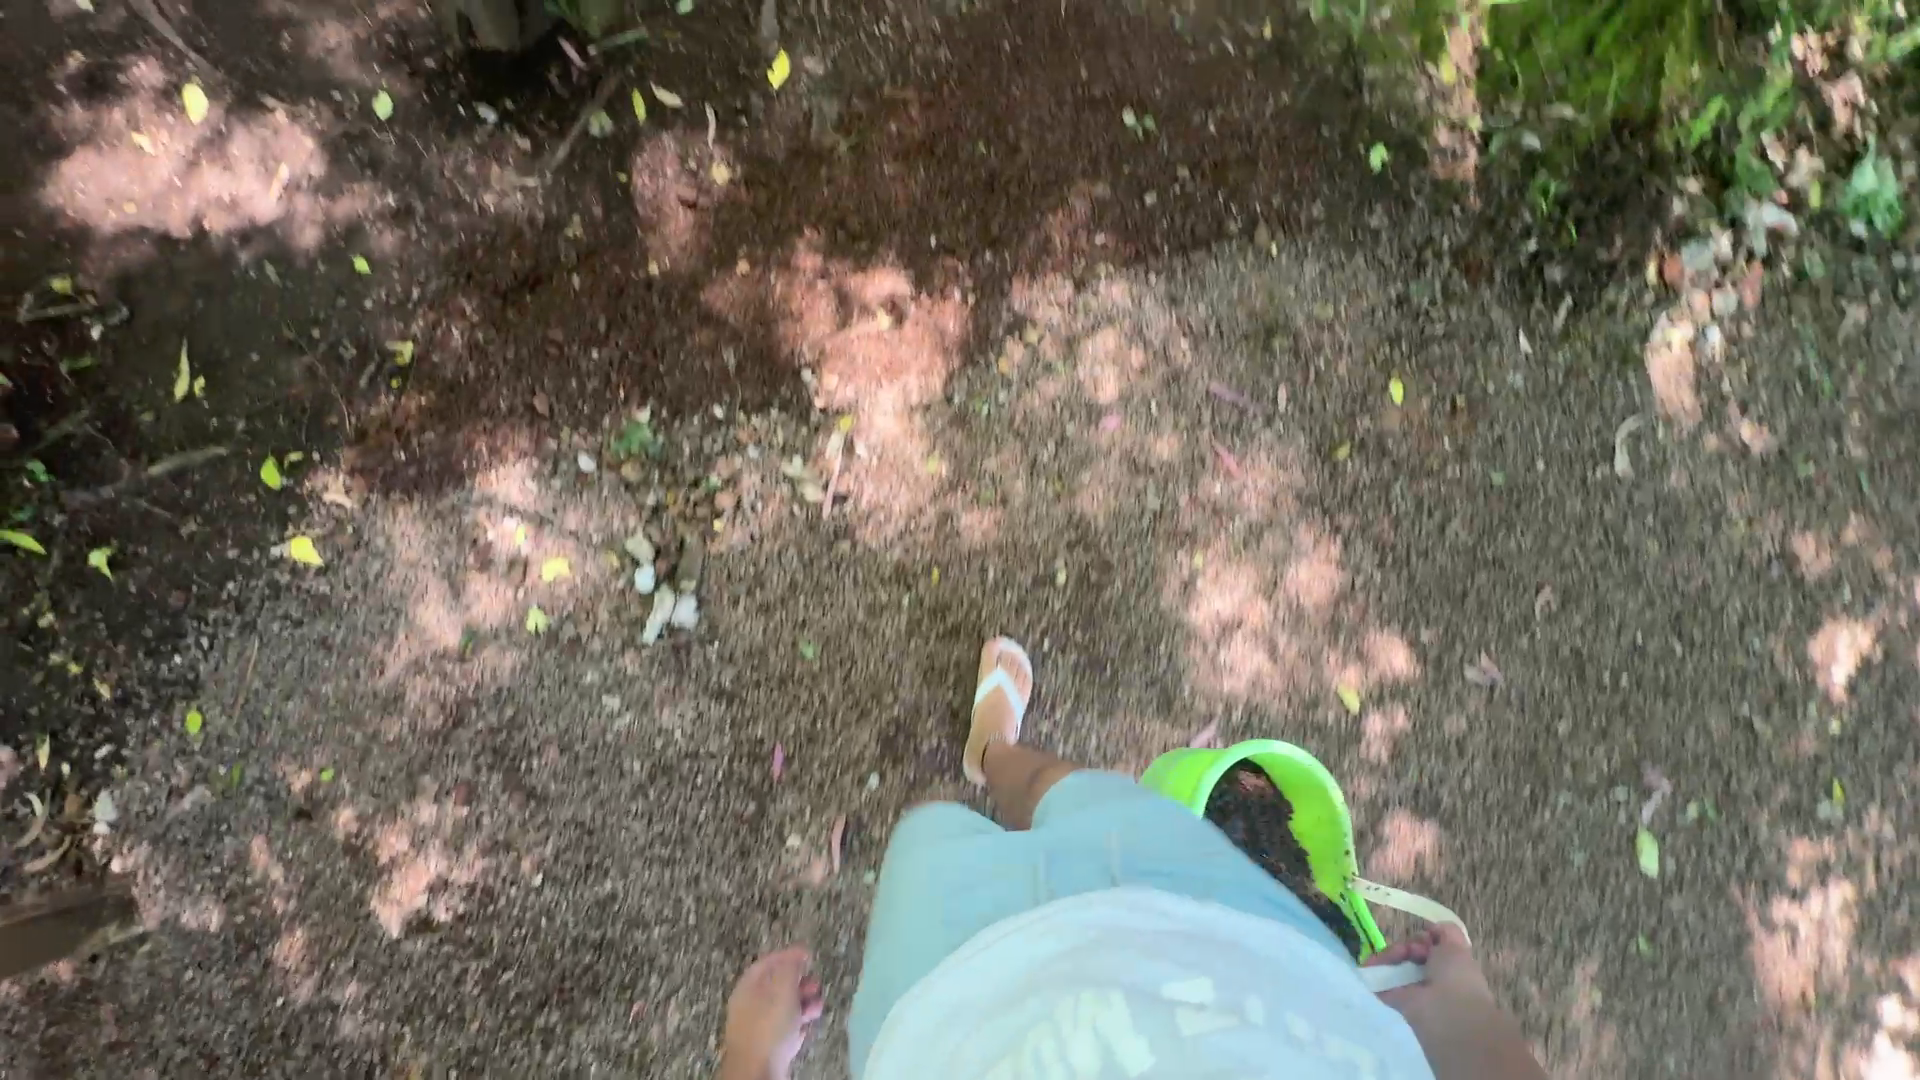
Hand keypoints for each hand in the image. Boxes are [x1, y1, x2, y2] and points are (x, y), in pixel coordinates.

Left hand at [720, 946, 823, 1079]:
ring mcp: (757, 1028)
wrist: (758, 1073)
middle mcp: (749, 1005)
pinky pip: (785, 1028)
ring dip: (804, 1004)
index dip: (788, 955)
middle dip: (800, 982)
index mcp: (747, 987)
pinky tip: (808, 1026)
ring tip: (817, 1007)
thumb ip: (790, 967)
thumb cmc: (769, 1024)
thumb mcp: (783, 987)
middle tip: (815, 984)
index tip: (809, 955)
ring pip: (784, 1008)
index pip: (767, 962)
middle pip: (777, 985)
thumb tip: (797, 954)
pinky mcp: (767, 1047)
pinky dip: (798, 1024)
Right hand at [1365, 925, 1544, 1079]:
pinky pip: (1381, 981)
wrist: (1448, 1012)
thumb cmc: (1457, 977)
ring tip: (1388, 958)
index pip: (1429, 947)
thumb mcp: (1457, 946)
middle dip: (1404, 946)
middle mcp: (1432, 978)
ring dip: (1388, 956)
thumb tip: (1431, 929)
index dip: (1423, 939)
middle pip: (1409, 953)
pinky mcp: (1397, 1000)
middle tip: (1405, 950)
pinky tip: (1368, 966)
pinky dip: (1373, 973)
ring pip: (1394, 965)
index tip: (1423, 939)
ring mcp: (1414, 990)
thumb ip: (1446, 931)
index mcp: (1449, 967)